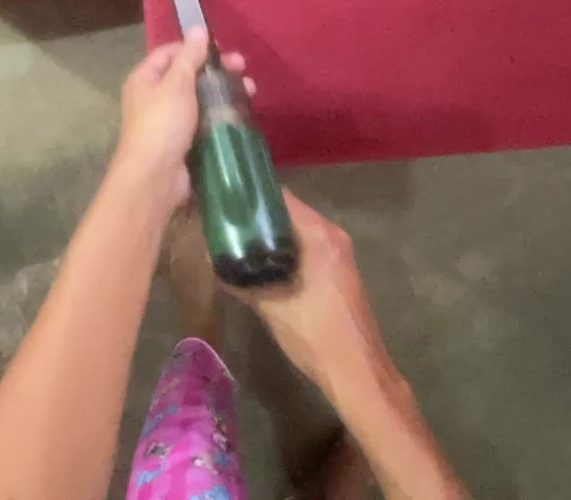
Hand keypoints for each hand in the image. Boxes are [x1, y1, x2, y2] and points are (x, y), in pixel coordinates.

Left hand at [114, 30, 252, 207]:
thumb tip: (197, 28)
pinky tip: (241, 112)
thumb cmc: (162, 124)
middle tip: (242, 67)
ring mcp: (170, 122)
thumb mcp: (177, 84)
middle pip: (188, 75)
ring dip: (224, 92)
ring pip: (200, 99)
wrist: (156, 178)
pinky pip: (205, 121)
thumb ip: (190, 56)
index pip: (169, 53)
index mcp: (144, 80)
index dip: (194, 47)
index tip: (220, 48)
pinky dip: (222, 115)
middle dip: (216, 70)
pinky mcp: (184, 142)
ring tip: (250, 90)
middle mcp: (154, 98)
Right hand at [229, 191, 393, 397]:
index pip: (280, 197)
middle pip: (288, 211)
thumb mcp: (271, 308)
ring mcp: (338, 251)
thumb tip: (212, 259)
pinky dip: (285, 248)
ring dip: (270, 234)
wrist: (358, 374)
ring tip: (236, 239)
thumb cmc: (315, 335)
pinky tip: (261, 262)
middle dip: (257, 216)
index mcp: (319, 235)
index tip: (224, 198)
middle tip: (223, 221)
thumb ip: (241, 280)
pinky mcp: (338, 268)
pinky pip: (306, 245)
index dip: (251, 195)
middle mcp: (332, 234)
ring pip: (297, 229)